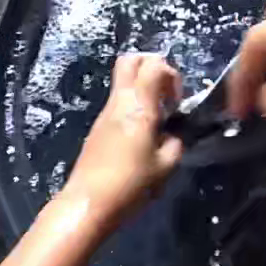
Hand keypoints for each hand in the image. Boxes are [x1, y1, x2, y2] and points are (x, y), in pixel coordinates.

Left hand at [63, 54, 184, 217]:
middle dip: (154, 66)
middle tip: (167, 93)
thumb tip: (174, 133)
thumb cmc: (131, 185)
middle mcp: (120, 102)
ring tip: (159, 118)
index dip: (171, 74)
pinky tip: (143, 134)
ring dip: (144, 88)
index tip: (178, 101)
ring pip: (124, 81)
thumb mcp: (167, 166)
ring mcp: (105, 113)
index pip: (154, 65)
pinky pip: (119, 101)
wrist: (87, 205)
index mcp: (139, 107)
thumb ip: (176, 142)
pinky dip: (135, 104)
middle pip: (131, 60)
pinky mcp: (99, 127)